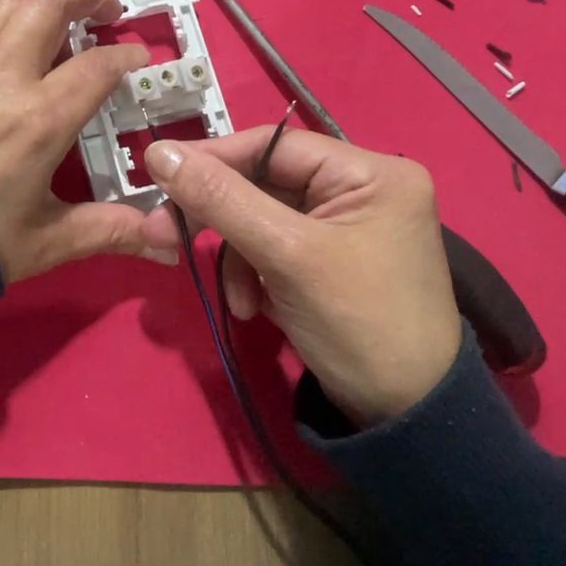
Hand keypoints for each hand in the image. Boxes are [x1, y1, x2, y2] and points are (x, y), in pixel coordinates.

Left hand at [0, 0, 184, 283]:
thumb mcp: (45, 241)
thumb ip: (110, 230)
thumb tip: (168, 241)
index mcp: (38, 117)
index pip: (97, 64)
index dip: (127, 54)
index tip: (139, 58)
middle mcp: (4, 78)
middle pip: (49, 0)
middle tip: (107, 10)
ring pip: (8, 3)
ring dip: (42, 3)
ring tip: (61, 29)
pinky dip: (8, 25)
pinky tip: (15, 58)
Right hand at [145, 128, 461, 426]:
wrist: (407, 421)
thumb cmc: (357, 325)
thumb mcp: (285, 255)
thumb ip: (220, 198)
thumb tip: (157, 151)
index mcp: (370, 172)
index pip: (272, 145)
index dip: (213, 158)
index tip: (158, 174)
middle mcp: (360, 189)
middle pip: (262, 181)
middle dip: (220, 218)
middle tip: (163, 236)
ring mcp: (344, 226)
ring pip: (259, 217)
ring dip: (237, 258)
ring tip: (239, 301)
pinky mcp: (329, 260)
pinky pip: (272, 247)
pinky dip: (254, 275)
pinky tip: (256, 307)